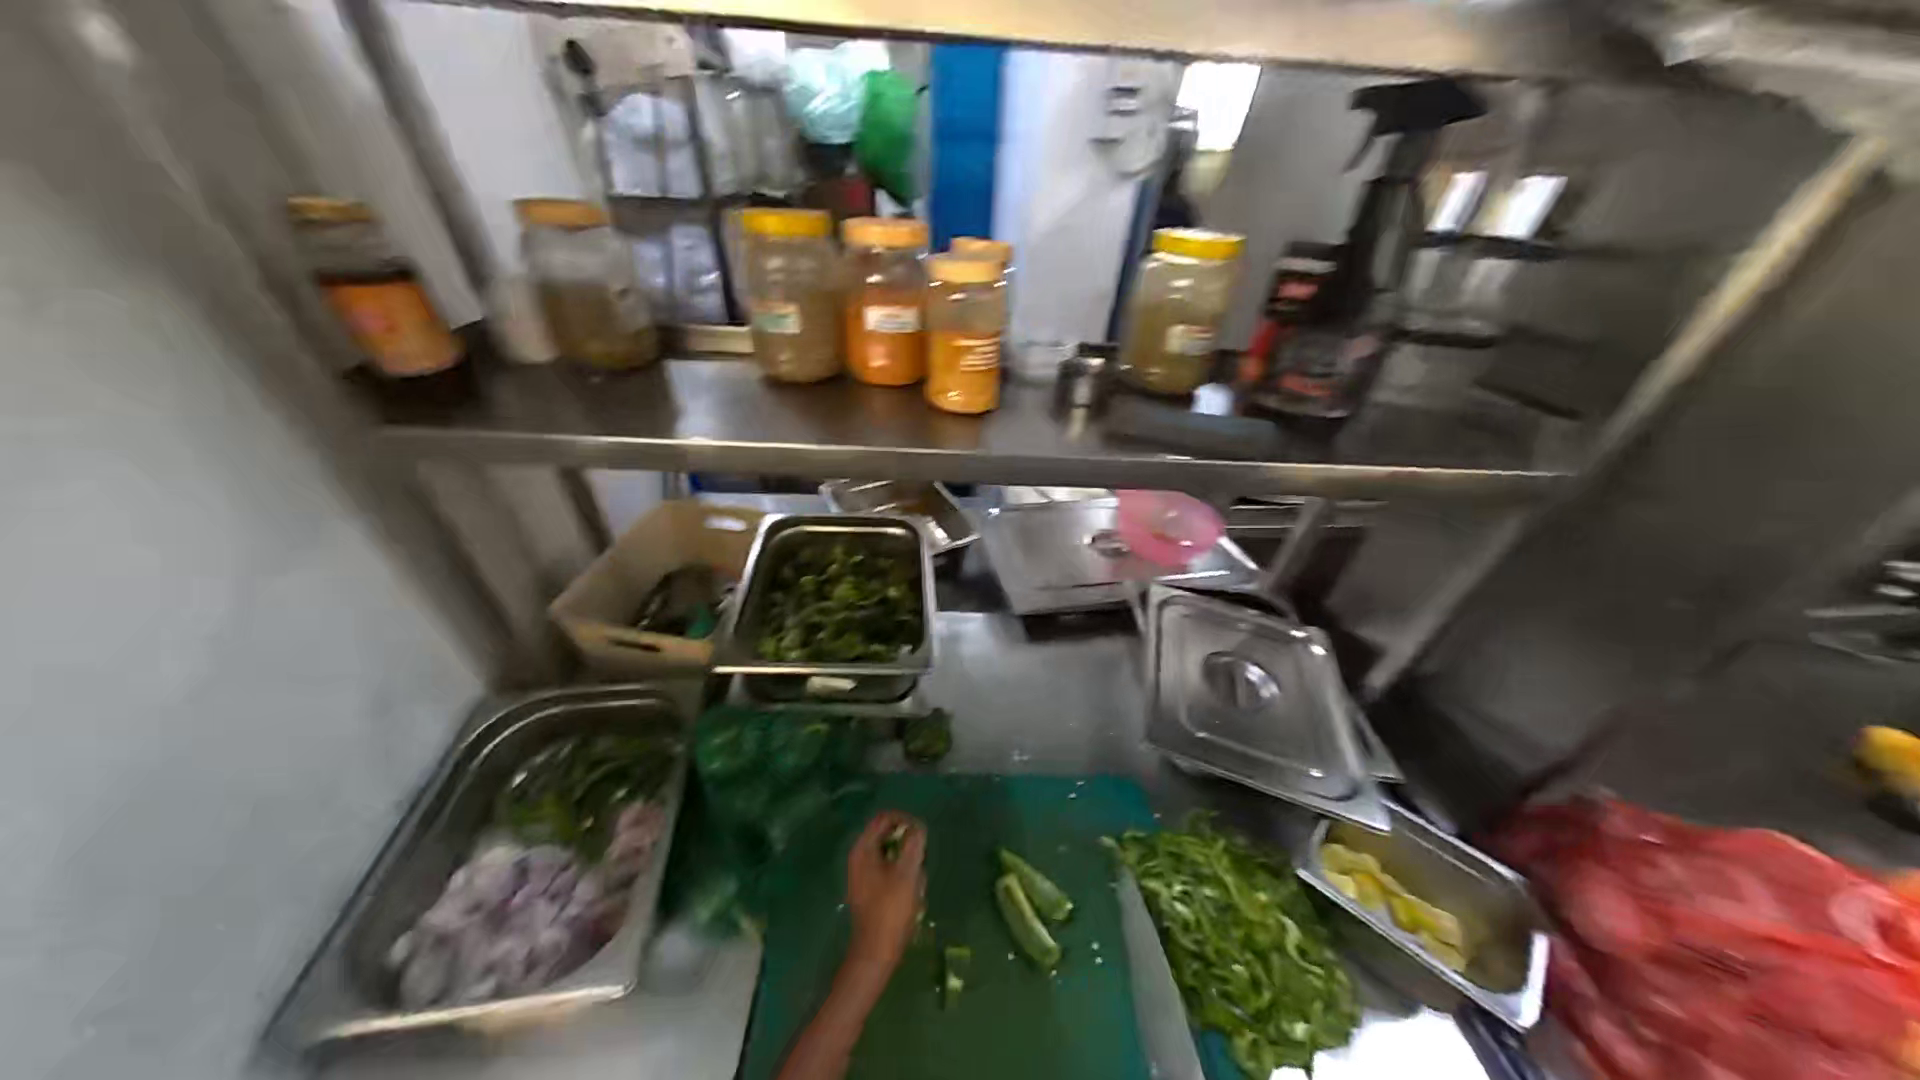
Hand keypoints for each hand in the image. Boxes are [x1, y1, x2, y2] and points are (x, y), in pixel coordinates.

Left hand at [844, 811, 925, 976]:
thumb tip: (918, 828)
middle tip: (920, 862)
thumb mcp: (907, 872)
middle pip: (889, 836)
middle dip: (909, 847)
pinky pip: (890, 872)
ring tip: (916, 884)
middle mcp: (860, 857)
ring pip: (893, 856)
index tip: (922, 835)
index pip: (885, 818)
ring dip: (908, 866)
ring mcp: (863, 874)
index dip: (906, 821)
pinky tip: (912, 896)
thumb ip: (914, 844)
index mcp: (863, 849)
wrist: (876, 951)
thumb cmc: (891, 909)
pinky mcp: (870, 889)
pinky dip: (903, 878)